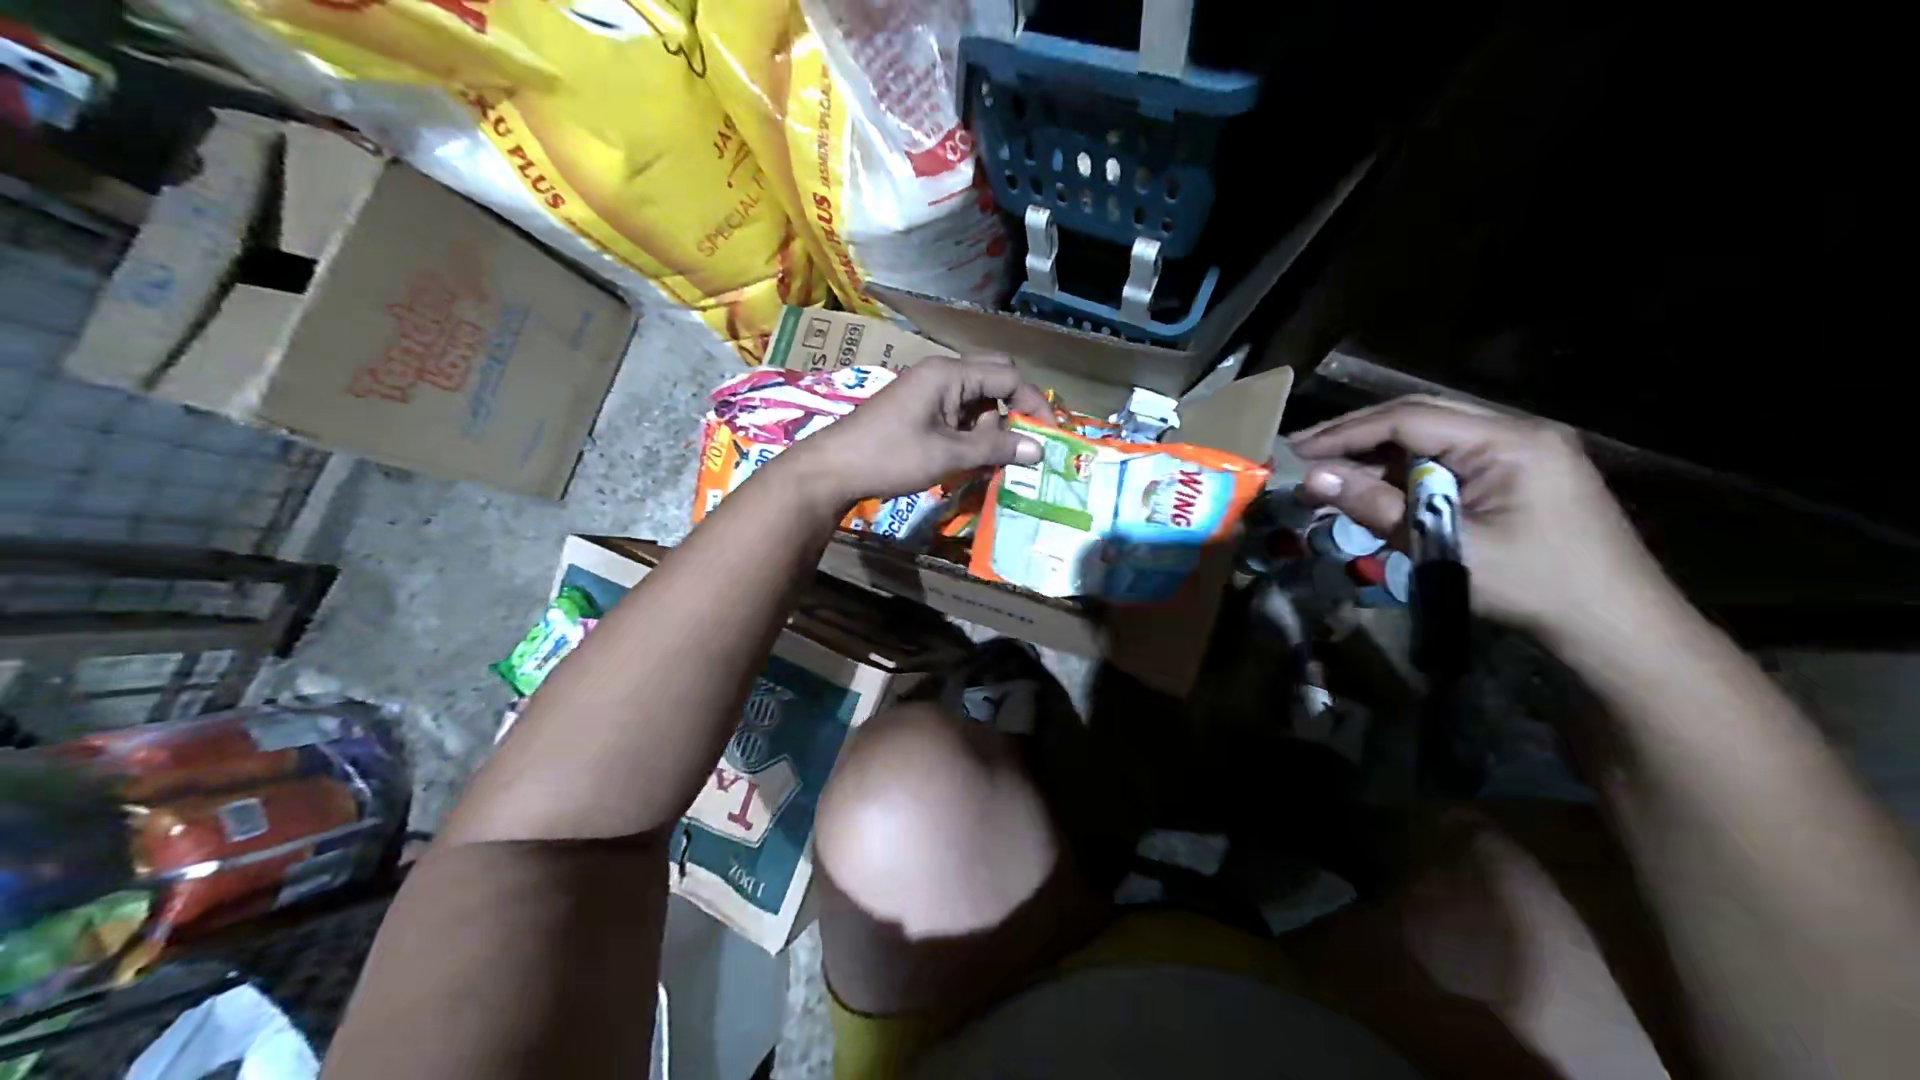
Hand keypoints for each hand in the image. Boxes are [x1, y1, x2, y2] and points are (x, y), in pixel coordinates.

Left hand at [781, 355, 1049, 506]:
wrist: (833, 469)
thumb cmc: (891, 457)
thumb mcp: (949, 455)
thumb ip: (996, 449)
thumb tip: (1039, 449)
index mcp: (949, 374)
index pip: (1007, 376)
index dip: (1033, 403)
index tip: (1049, 435)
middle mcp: (940, 374)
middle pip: (993, 382)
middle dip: (1012, 413)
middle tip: (1021, 446)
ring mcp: (927, 392)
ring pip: (975, 402)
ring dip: (990, 429)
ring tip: (993, 462)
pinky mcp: (917, 410)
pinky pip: (956, 415)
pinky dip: (970, 435)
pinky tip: (970, 461)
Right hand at [1289, 396, 1673, 641]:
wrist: (1616, 626)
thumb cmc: (1534, 586)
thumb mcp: (1445, 547)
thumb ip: (1378, 507)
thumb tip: (1313, 478)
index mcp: (1510, 440)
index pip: (1409, 419)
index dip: (1347, 432)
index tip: (1298, 450)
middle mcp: (1517, 432)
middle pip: (1420, 416)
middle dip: (1357, 434)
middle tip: (1304, 451)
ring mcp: (1522, 451)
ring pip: (1432, 436)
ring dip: (1379, 453)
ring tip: (1330, 471)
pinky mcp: (1518, 473)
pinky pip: (1450, 458)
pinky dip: (1406, 471)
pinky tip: (1376, 486)